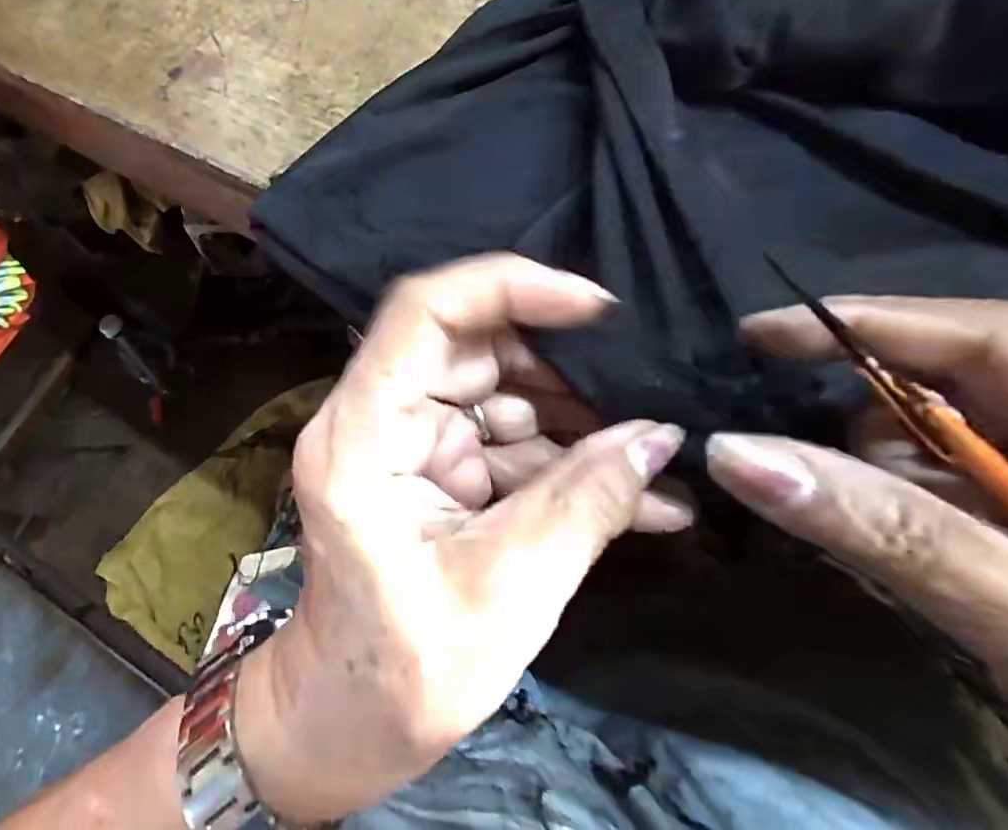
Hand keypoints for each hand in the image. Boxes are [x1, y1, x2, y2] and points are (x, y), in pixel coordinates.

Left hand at [234, 254, 688, 823]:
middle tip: (644, 391)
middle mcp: (377, 417)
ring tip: (653, 449)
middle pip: (473, 345)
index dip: (506, 287)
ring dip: (575, 414)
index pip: (423, 312)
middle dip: (563, 366)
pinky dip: (563, 456)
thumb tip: (661, 439)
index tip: (593, 305)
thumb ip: (586, 505)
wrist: (346, 720)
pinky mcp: (435, 464)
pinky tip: (637, 489)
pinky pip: (505, 436)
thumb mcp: (507, 593)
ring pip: (499, 388)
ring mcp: (408, 439)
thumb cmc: (401, 673)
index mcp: (363, 435)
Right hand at [706, 298, 1007, 829]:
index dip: (877, 328)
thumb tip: (733, 454)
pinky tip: (909, 547)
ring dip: (908, 480)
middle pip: (1000, 389)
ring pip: (992, 447)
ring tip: (863, 525)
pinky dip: (937, 518)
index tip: (761, 333)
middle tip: (802, 464)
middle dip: (888, 423)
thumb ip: (903, 542)